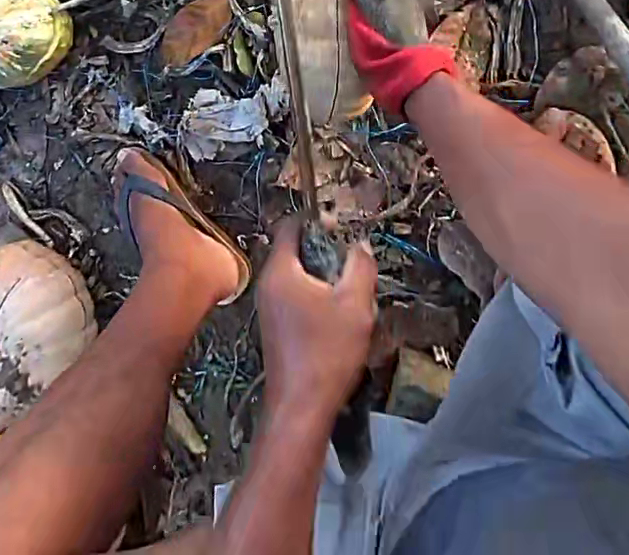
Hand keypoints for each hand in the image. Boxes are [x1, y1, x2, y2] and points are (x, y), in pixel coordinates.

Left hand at [257, 216, 376, 427]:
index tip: (341, 228)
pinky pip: (296, 296)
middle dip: (326, 252)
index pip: (290, 226)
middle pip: (295, 250)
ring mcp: (269, 307)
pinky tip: (340, 318)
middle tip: (352, 264)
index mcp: (280, 270)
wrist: (301, 409)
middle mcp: (267, 284)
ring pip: (299, 275)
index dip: (316, 219)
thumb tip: (360, 245)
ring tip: (352, 294)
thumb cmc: (327, 351)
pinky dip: (317, 297)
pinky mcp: (275, 327)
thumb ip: (360, 266)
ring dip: (325, 278)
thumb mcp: (355, 303)